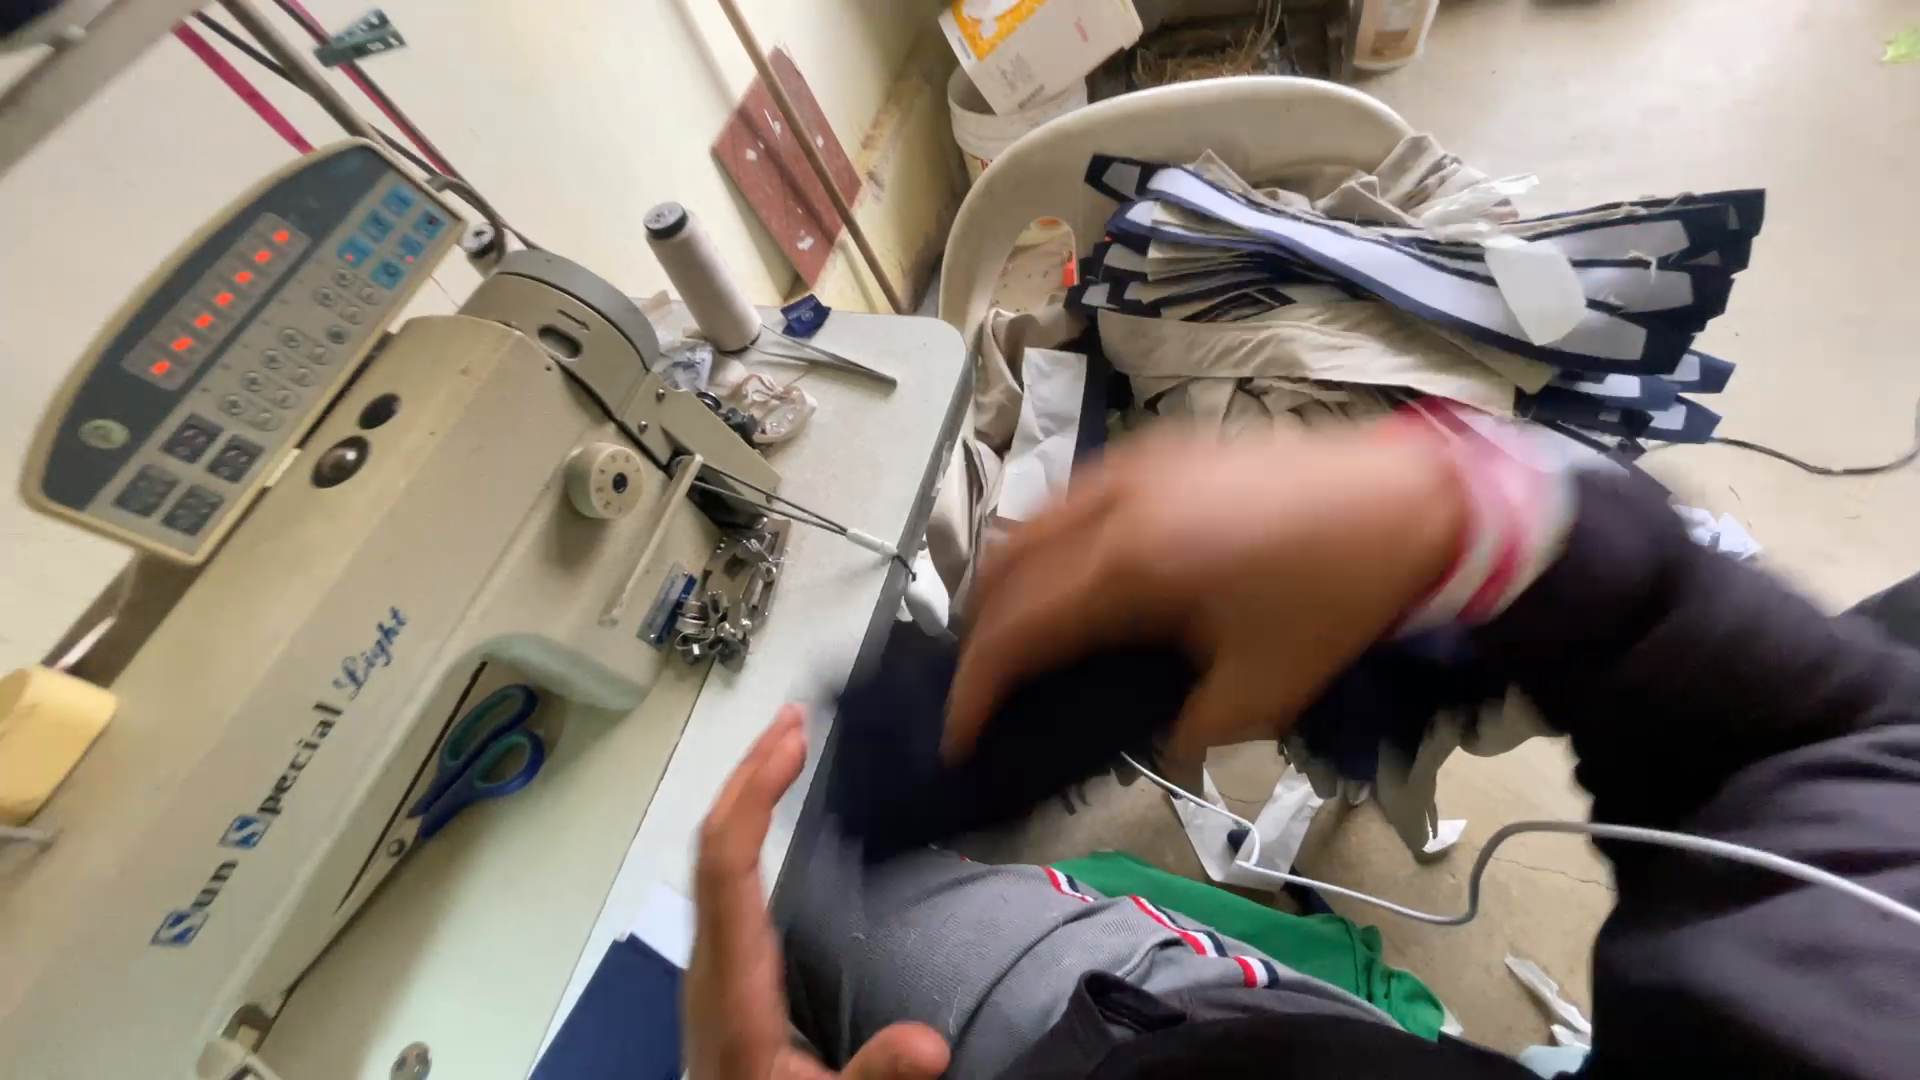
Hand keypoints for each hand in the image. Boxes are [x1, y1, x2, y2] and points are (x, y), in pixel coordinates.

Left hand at [688, 706, 950, 1079]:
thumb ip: (873, 1077)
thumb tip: (931, 1043)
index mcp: (735, 979)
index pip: (728, 865)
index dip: (755, 794)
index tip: (791, 744)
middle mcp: (713, 951)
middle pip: (713, 839)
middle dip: (751, 769)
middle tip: (792, 718)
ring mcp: (712, 946)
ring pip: (713, 845)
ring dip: (747, 784)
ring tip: (785, 741)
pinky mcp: (722, 946)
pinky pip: (724, 860)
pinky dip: (747, 813)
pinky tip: (771, 798)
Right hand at [946, 422, 1466, 762]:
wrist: (1407, 501)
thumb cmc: (1336, 595)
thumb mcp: (1261, 691)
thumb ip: (1185, 726)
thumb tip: (1152, 736)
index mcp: (1130, 566)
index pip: (1018, 628)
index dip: (977, 685)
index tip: (959, 730)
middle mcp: (1111, 505)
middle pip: (1002, 568)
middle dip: (983, 632)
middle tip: (993, 681)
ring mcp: (1130, 466)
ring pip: (1028, 523)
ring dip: (1010, 583)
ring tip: (1025, 629)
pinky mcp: (1154, 450)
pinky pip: (1071, 497)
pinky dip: (1050, 542)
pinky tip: (1078, 570)